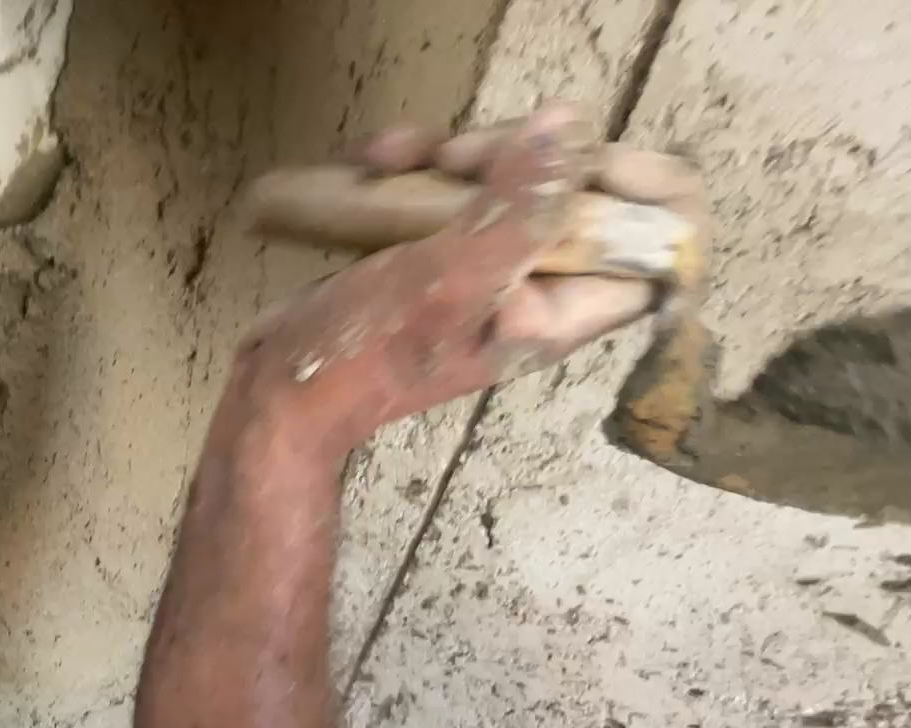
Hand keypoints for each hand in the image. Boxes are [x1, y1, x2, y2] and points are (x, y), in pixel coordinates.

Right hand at [236, 103, 703, 457]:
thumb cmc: (357, 360)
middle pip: (575, 186)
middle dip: (516, 152)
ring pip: (500, 179)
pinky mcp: (419, 255)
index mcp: (558, 310)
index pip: (659, 237)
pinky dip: (407, 168)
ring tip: (388, 156)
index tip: (568, 159)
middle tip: (452, 158)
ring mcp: (469, 266)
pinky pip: (441, 192)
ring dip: (446, 152)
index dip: (636, 181)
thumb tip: (568, 124)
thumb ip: (516, 212)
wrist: (276, 395)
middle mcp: (525, 285)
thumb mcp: (440, 286)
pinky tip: (367, 164)